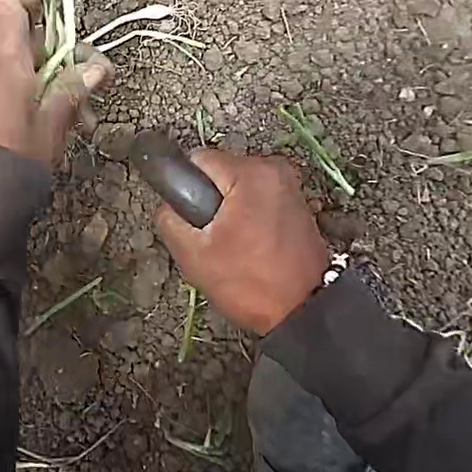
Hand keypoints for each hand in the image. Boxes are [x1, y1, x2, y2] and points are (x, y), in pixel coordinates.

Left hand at [0, 0, 112, 165]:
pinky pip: (12, 86)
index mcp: (4, 57)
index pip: (10, 0)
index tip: (61, 1)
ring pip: (26, 66)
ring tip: (84, 118)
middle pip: (29, 37)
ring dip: (57, 81)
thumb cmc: (12, 156)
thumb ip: (73, 90)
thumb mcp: (52, 123)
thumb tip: (97, 68)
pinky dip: (37, 95)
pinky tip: (62, 125)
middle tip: (96, 79)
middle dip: (66, 53)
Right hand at [153, 151, 329, 334]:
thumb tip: (168, 203)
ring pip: (237, 186)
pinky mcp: (296, 202)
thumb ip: (169, 218)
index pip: (199, 160)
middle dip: (209, 201)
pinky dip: (248, 215)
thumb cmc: (251, 283)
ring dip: (228, 210)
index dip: (187, 190)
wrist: (303, 311)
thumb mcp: (194, 255)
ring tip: (233, 246)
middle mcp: (274, 169)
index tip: (195, 220)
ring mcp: (289, 185)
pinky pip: (257, 197)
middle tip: (213, 239)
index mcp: (251, 173)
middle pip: (220, 172)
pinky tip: (250, 245)